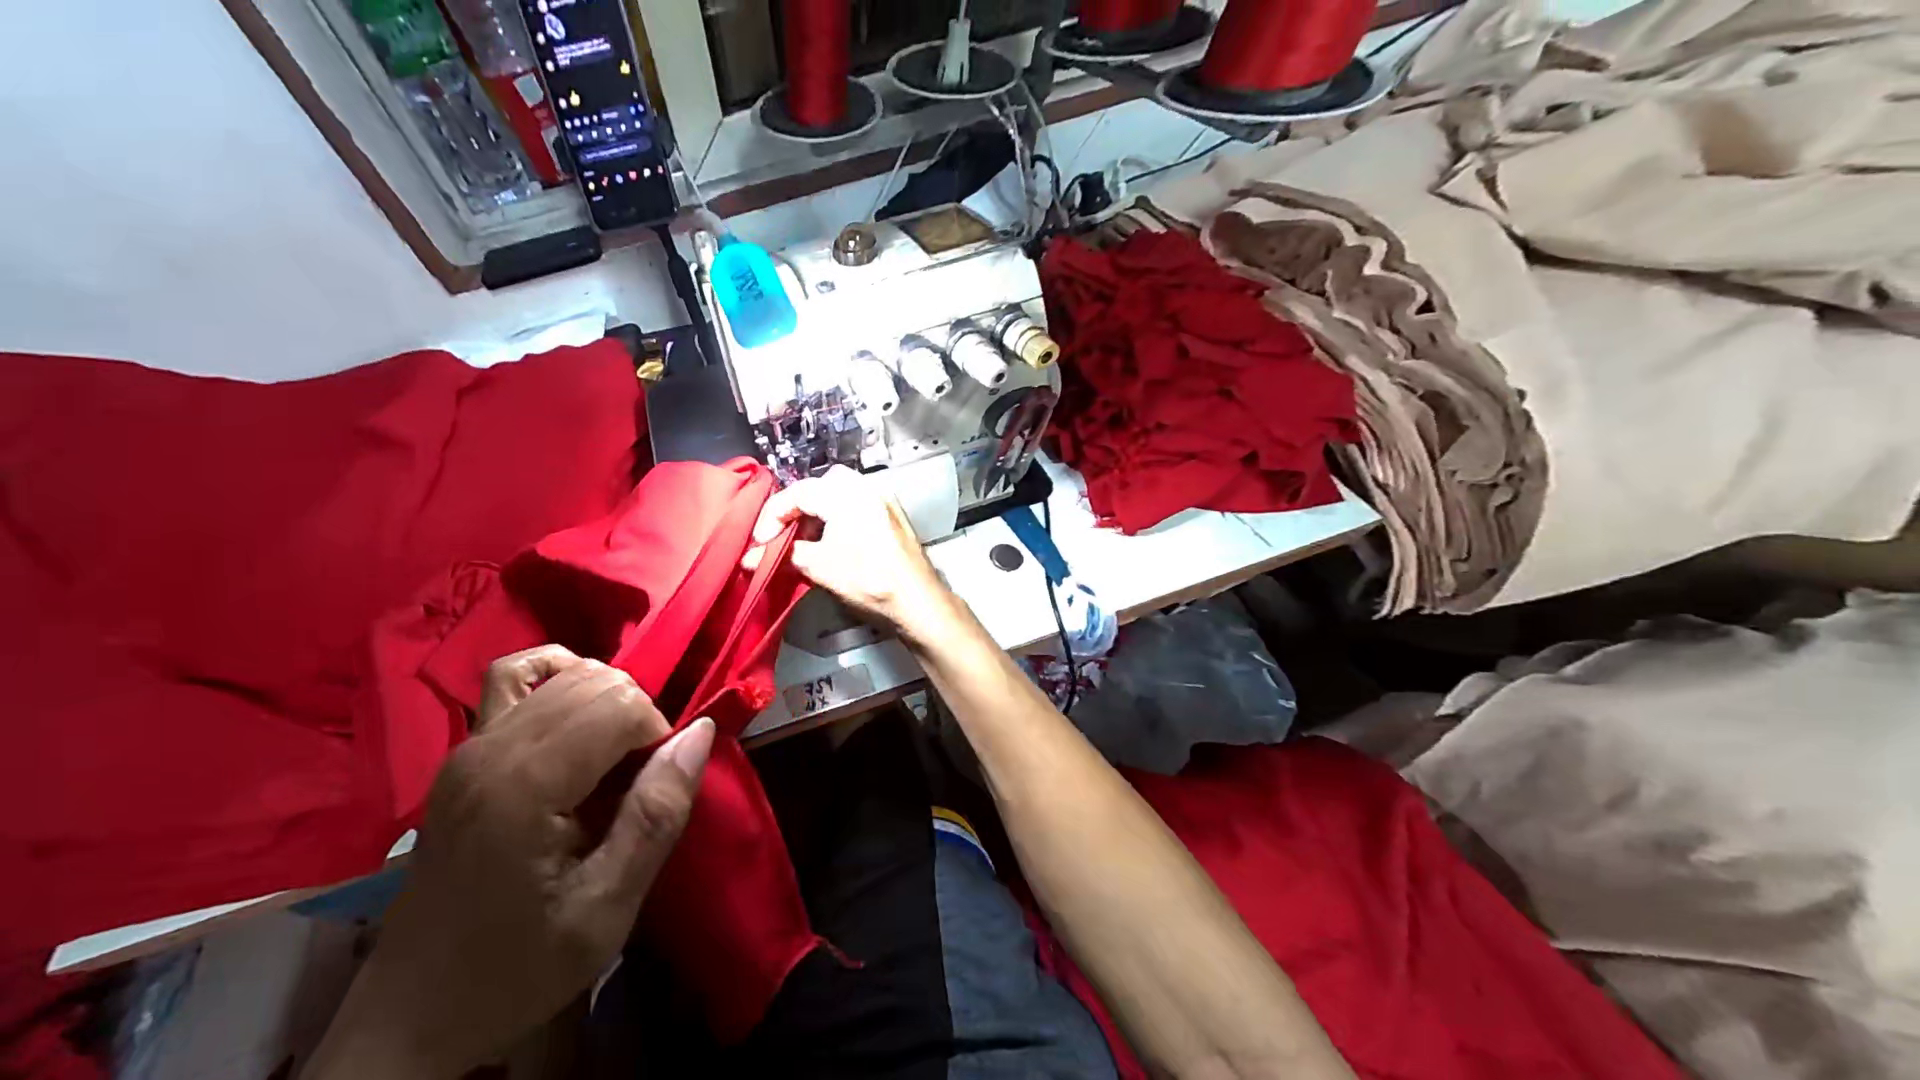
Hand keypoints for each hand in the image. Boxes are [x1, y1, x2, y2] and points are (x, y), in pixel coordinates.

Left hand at [304, 646, 713, 1078]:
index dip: (657, 735)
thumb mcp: (607, 909)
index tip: (652, 791)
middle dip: (637, 718)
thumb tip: (701, 732)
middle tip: (635, 784)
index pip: (619, 703)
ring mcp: (469, 744)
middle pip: (596, 680)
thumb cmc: (518, 965)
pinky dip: (556, 677)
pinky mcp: (462, 751)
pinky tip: (574, 714)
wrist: (415, 1011)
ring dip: (607, 702)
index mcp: (523, 787)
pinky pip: (513, 677)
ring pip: (564, 672)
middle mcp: (490, 748)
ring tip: (611, 758)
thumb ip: (656, 815)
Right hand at [743, 466, 958, 641]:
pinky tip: (831, 543)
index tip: (759, 541)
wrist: (917, 601)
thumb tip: (750, 558)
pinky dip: (839, 518)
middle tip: (781, 535)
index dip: (772, 516)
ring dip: (818, 514)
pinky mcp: (894, 517)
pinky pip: (858, 506)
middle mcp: (868, 487)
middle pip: (819, 487)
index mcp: (847, 493)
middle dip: (796, 509)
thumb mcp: (818, 567)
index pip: (798, 492)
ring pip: (840, 495)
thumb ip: (782, 555)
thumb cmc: (868, 579)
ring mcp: (885, 500)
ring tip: (803, 542)